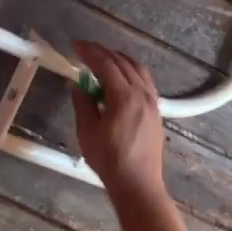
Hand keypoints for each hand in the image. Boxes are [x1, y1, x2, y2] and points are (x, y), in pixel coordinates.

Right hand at [70, 42, 164, 198]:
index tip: (76, 45)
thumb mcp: (87, 132)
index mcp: (124, 97)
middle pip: (123, 63)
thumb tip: (79, 86)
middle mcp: (142, 95)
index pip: (106, 65)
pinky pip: (145, 82)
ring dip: (120, 60)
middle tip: (85, 49)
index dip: (90, 52)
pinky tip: (122, 78)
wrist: (138, 184)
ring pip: (138, 70)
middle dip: (103, 52)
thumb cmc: (109, 160)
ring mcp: (152, 103)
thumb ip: (83, 104)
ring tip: (104, 58)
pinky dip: (132, 72)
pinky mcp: (156, 112)